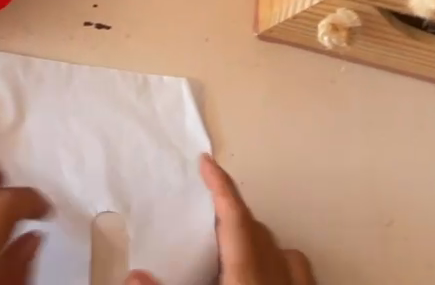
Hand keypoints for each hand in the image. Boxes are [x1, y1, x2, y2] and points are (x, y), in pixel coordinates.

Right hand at [127, 154, 314, 284]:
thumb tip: (131, 278)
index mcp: (248, 275)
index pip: (233, 216)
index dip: (219, 186)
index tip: (205, 162)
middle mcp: (280, 278)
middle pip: (259, 232)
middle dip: (233, 216)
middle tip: (208, 218)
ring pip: (288, 255)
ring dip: (263, 243)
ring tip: (239, 250)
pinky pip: (302, 279)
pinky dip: (284, 269)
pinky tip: (269, 281)